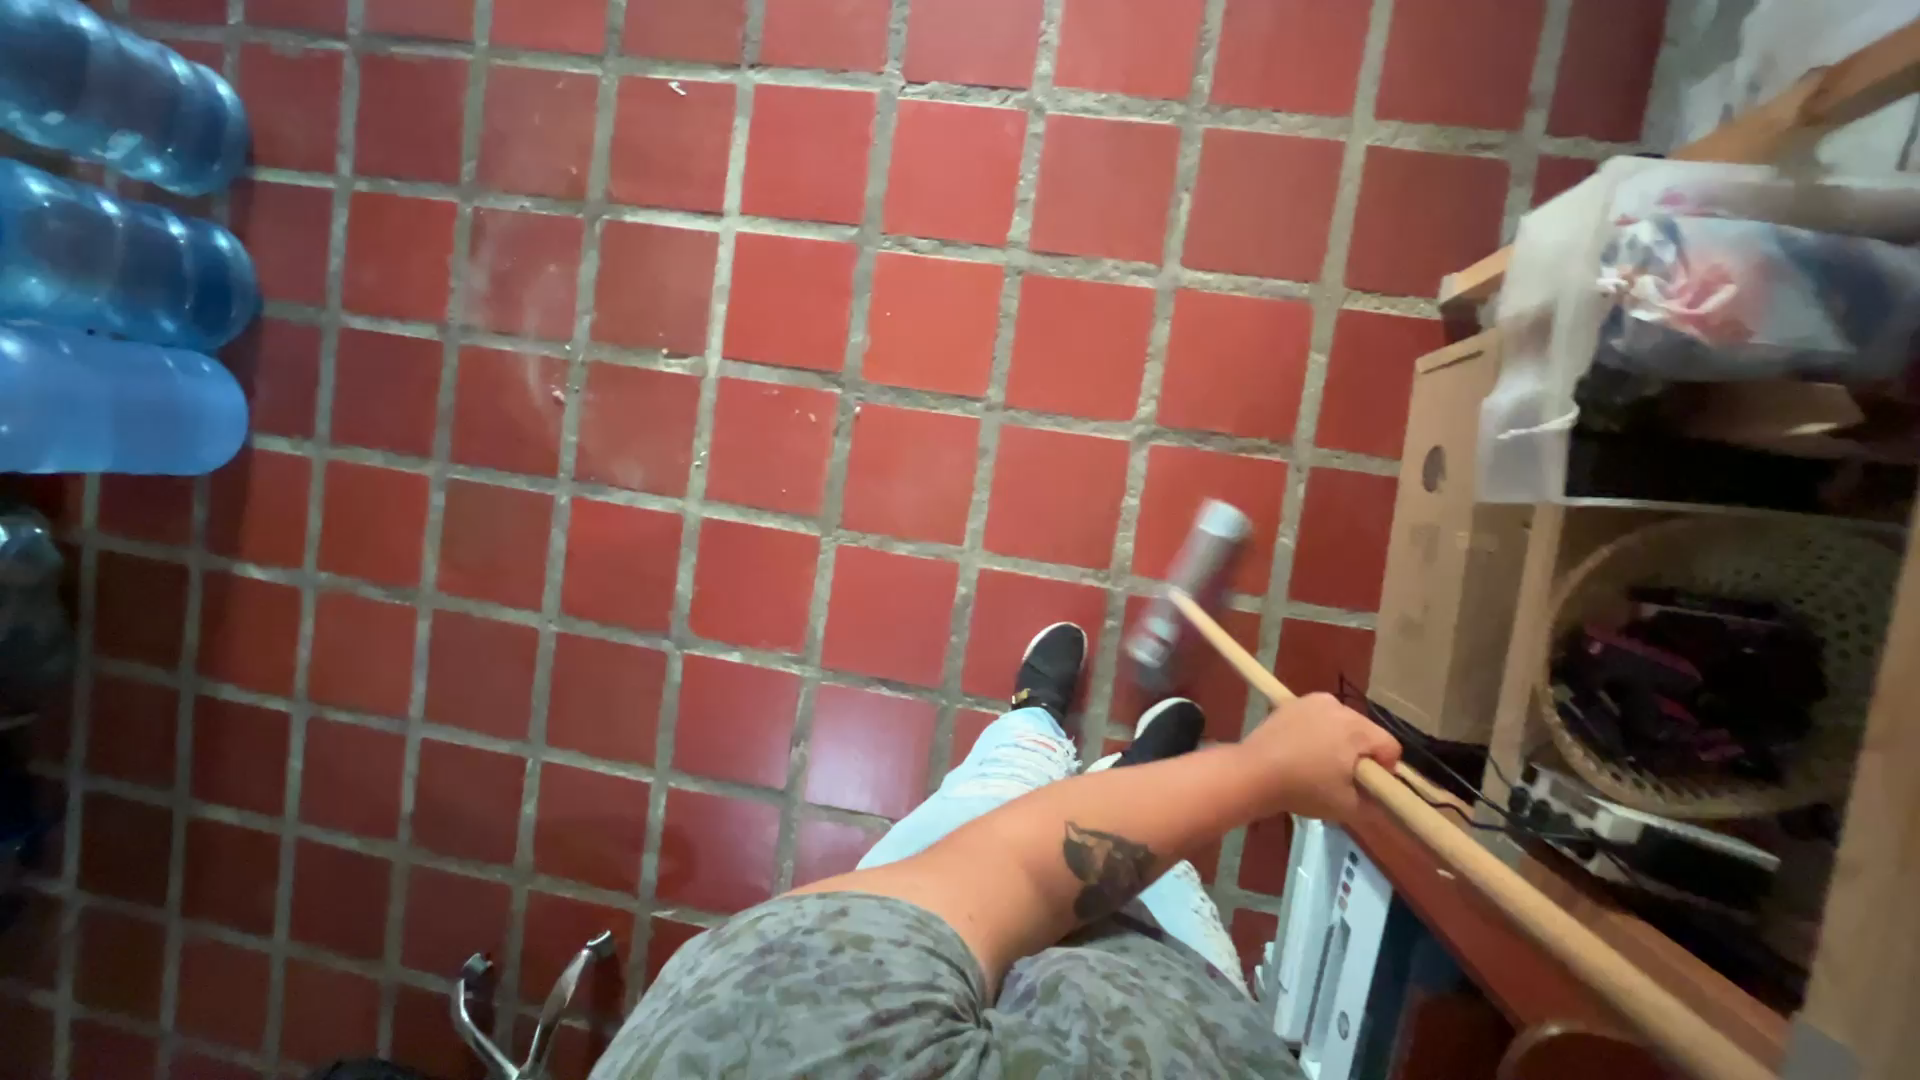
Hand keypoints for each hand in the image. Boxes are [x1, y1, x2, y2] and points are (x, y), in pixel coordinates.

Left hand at [1239, 693, 1401, 821]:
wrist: (1254, 771)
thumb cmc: (1304, 788)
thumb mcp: (1348, 807)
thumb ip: (1375, 803)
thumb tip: (1381, 797)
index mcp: (1357, 729)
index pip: (1390, 746)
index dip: (1385, 769)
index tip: (1367, 785)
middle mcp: (1338, 706)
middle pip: (1366, 731)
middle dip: (1361, 753)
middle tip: (1342, 775)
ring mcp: (1312, 700)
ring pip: (1342, 722)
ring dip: (1340, 740)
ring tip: (1320, 762)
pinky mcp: (1291, 702)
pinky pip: (1318, 717)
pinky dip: (1318, 730)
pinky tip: (1302, 748)